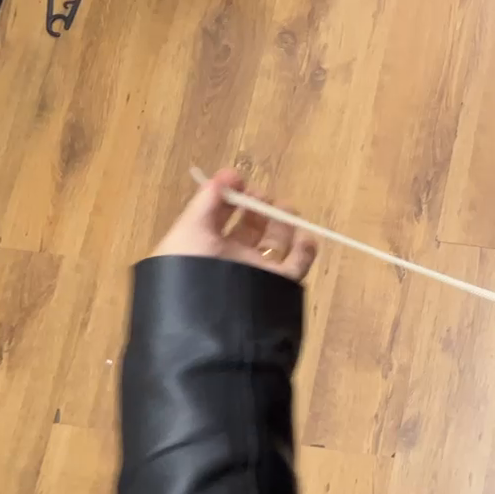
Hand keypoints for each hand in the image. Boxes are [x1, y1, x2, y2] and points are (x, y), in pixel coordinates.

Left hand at [150, 168, 317, 281]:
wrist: (210, 318)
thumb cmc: (192, 269)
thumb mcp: (188, 231)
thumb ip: (206, 203)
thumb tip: (226, 175)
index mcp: (205, 245)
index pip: (220, 215)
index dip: (229, 196)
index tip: (240, 180)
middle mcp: (232, 258)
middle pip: (252, 227)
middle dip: (260, 206)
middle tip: (264, 197)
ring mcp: (257, 271)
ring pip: (277, 242)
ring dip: (284, 222)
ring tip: (288, 210)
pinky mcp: (279, 285)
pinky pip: (297, 265)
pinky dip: (305, 250)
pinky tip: (305, 237)